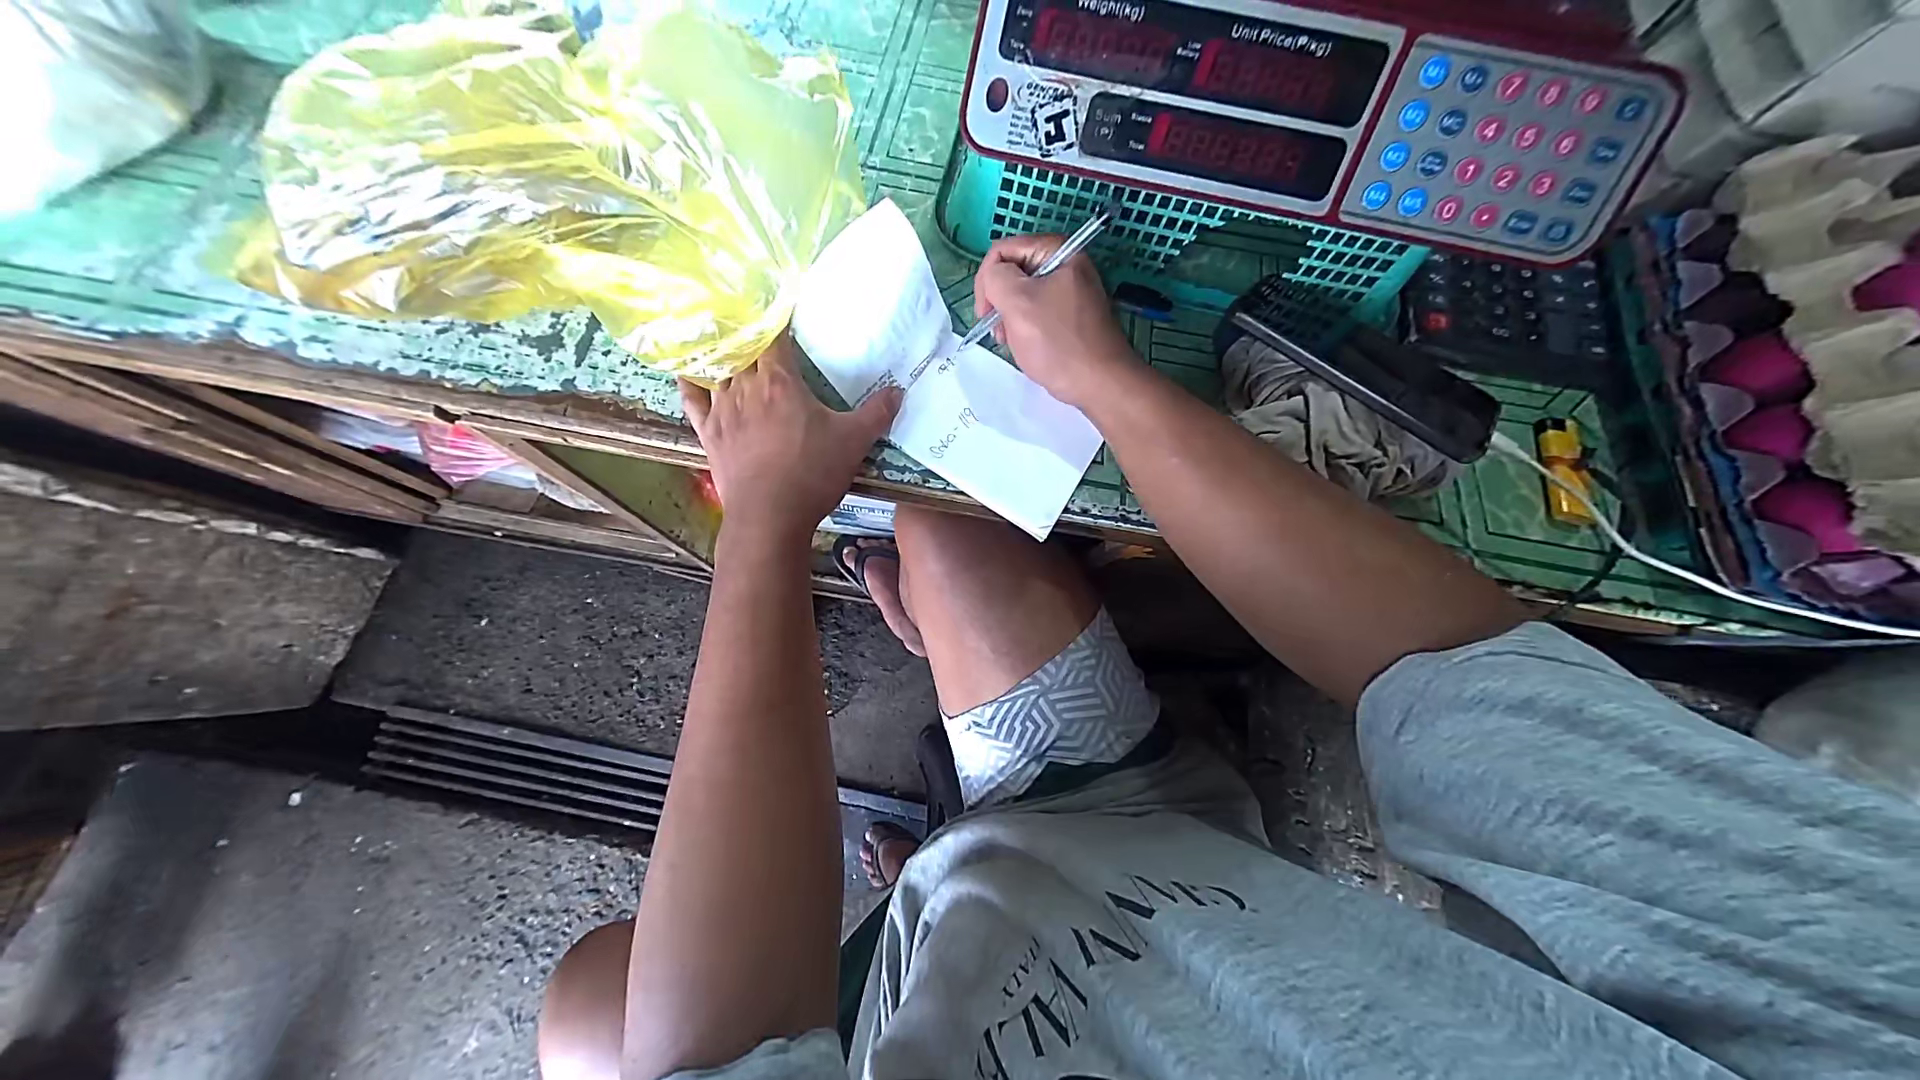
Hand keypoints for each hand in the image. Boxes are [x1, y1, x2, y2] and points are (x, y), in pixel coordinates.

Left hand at [679, 335, 901, 539]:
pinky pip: (693, 399)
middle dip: (752, 336)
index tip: (784, 313)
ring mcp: (722, 410)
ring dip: (726, 357)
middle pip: (744, 349)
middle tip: (761, 328)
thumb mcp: (854, 442)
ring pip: (719, 369)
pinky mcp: (709, 433)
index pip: (774, 337)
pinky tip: (691, 373)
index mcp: (780, 382)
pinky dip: (691, 382)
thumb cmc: (812, 474)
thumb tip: (899, 390)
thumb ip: (877, 413)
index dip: (778, 321)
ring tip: (732, 346)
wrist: (769, 516)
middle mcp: (746, 388)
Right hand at [972, 234, 1145, 410]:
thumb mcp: (1018, 302)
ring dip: (1010, 317)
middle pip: (1013, 272)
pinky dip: (1025, 327)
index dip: (987, 280)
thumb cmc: (1058, 343)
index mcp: (1057, 251)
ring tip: (1011, 341)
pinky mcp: (1072, 315)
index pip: (1002, 251)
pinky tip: (1026, 345)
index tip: (985, 313)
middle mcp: (1066, 264)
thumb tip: (993, 279)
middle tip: (999, 331)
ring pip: (1023, 295)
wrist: (1100, 383)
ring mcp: (1071, 291)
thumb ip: (996, 278)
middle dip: (999, 300)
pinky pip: (1037, 312)